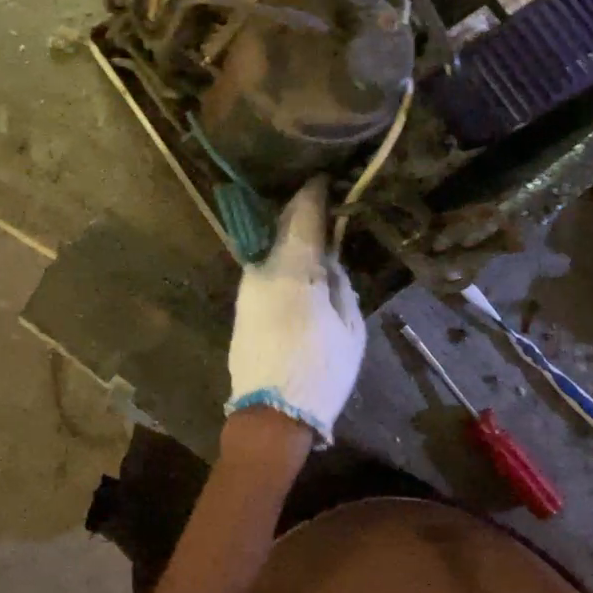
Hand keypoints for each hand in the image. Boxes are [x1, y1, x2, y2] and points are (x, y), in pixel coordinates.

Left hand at [226, 176, 366, 444]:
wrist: (269, 414)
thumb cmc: (320, 372)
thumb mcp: (350, 328)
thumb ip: (340, 285)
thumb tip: (330, 262)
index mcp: (295, 268)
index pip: (304, 215)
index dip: (315, 192)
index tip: (326, 178)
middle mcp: (265, 267)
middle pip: (282, 225)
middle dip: (300, 208)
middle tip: (321, 198)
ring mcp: (248, 284)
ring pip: (271, 245)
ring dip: (289, 233)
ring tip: (312, 228)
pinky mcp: (242, 302)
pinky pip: (265, 266)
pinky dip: (281, 255)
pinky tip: (296, 259)